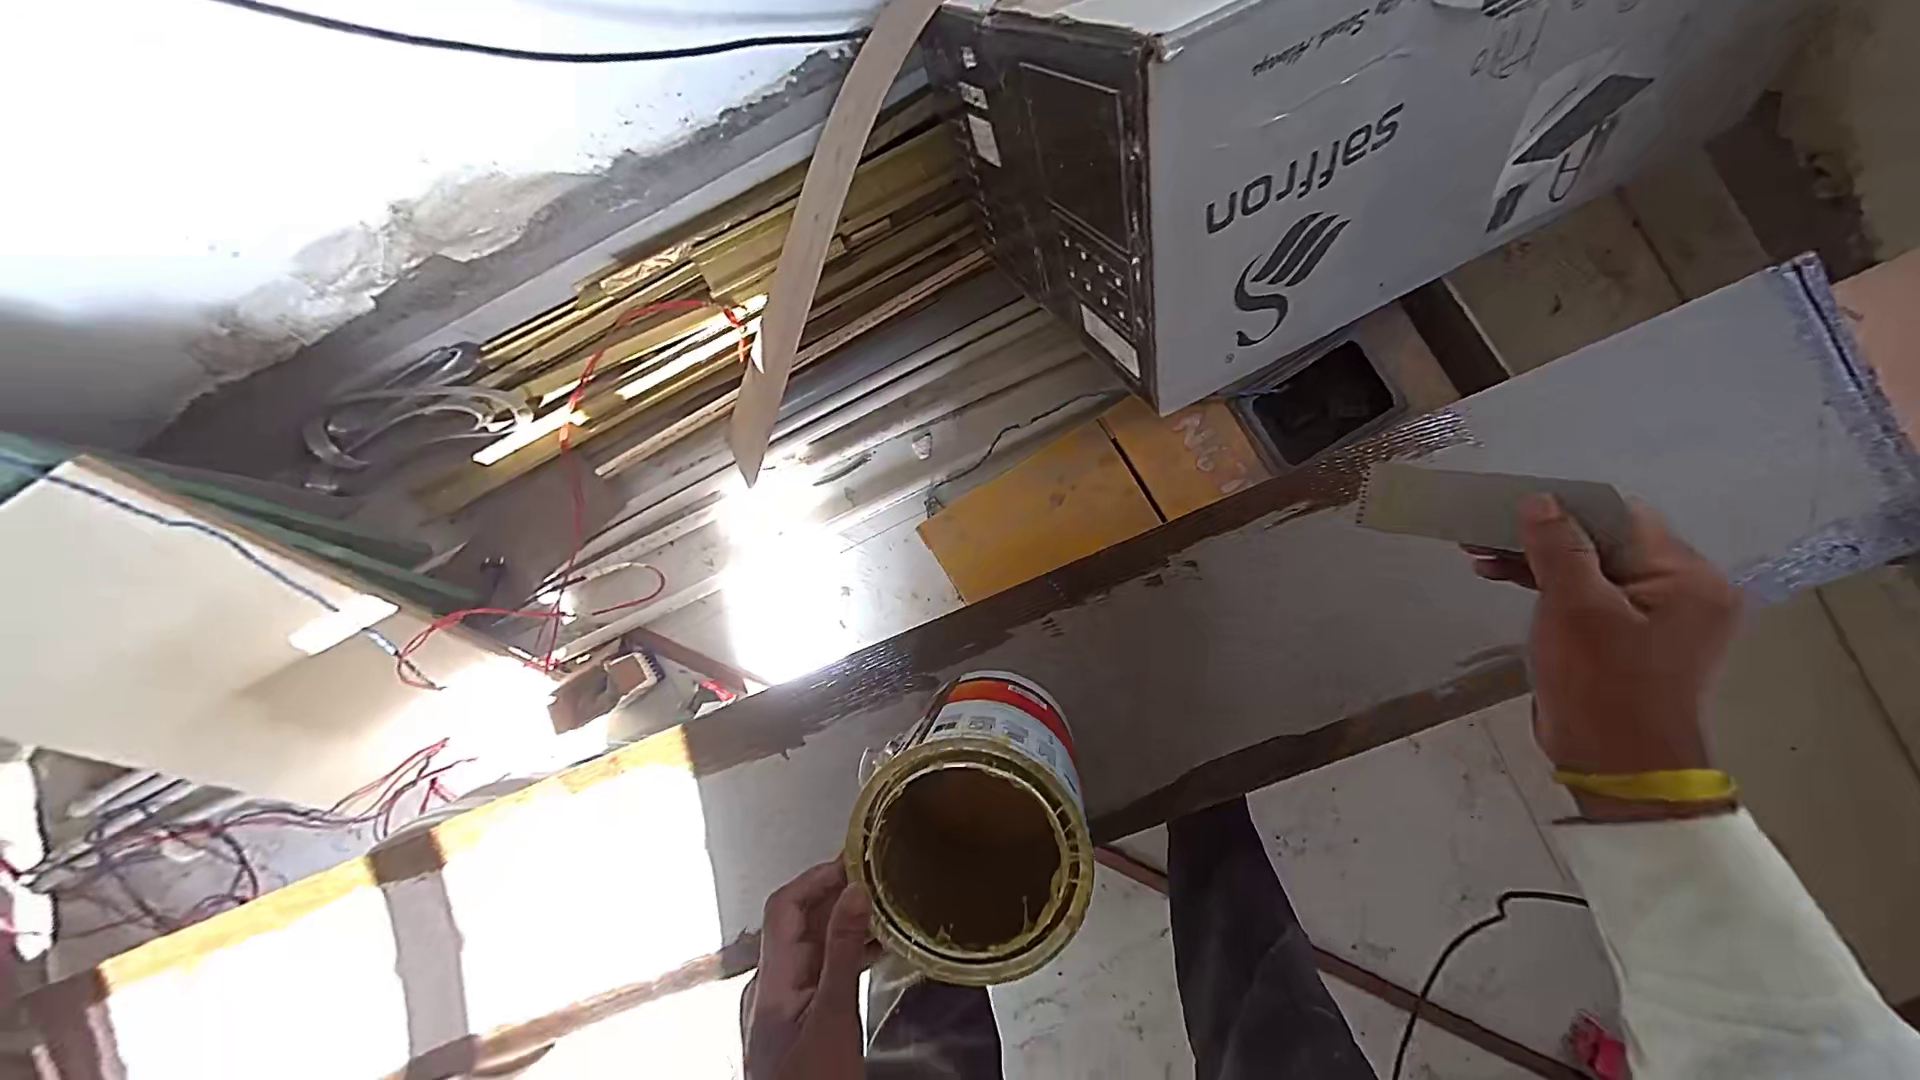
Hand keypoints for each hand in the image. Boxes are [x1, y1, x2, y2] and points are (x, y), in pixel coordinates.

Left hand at [744, 860, 876, 1079]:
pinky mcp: (803, 1018)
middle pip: (798, 921)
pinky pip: (825, 968)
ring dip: (844, 920)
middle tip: (875, 876)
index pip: (784, 907)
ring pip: (814, 944)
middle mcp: (774, 984)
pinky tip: (877, 946)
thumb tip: (854, 891)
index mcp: (772, 979)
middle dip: (834, 893)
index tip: (853, 861)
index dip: (815, 877)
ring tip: (883, 904)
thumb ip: (842, 952)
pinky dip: (848, 949)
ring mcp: (787, 1003)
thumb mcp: (833, 1019)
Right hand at [1467, 495, 1741, 818]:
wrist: (1614, 759)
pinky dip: (1541, 582)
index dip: (1565, 507)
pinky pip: (1581, 593)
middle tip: (1479, 532)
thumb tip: (1539, 501)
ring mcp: (1650, 614)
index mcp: (1687, 579)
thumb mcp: (1576, 609)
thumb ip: (1559, 550)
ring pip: (1585, 567)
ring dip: (1532, 558)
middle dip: (1538, 535)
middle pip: (1602, 542)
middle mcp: (1679, 590)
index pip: (1624, 519)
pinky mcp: (1621, 634)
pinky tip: (1499, 578)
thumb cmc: (1601, 681)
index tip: (1508, 507)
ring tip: (1476, 556)